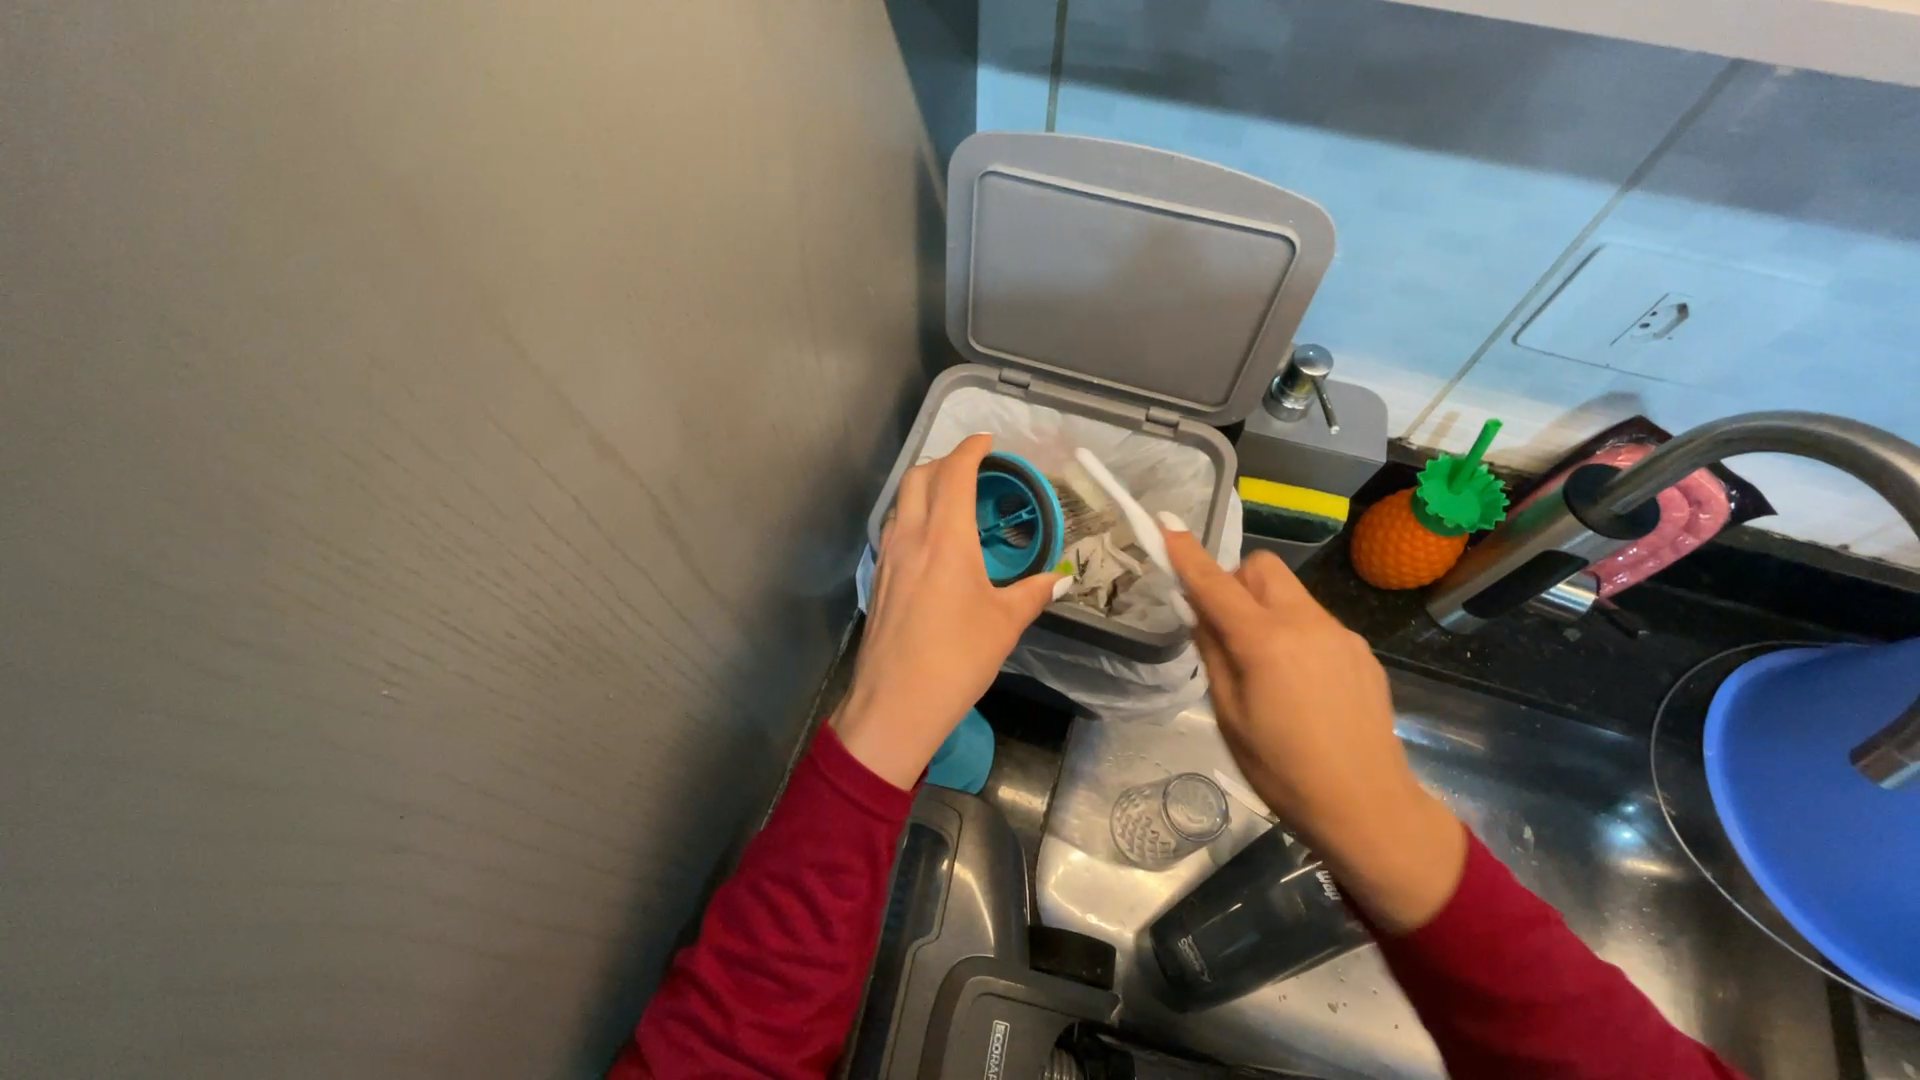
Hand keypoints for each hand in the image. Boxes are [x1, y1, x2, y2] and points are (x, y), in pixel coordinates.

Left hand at [835, 435, 1065, 789]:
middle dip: (944, 461)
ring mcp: (887, 558)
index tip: (986, 442)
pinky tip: (930, 541)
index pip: (954, 473)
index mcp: (945, 537)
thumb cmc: (957, 658)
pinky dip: (912, 516)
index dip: (970, 450)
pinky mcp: (877, 579)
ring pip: (901, 502)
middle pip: (918, 477)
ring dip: (924, 487)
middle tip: (972, 468)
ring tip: (951, 498)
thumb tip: (1058, 578)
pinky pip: (894, 529)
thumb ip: (1033, 593)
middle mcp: (910, 537)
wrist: (895, 703)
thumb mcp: (1004, 623)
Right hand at [1160, 524, 1466, 932]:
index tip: (1166, 525)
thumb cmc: (1281, 770)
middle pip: (1262, 568)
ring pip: (1291, 594)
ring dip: (1266, 608)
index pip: (1215, 584)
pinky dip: (1295, 633)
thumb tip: (1200, 613)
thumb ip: (1213, 654)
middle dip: (1236, 581)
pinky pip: (1316, 622)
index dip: (1187, 554)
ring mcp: (1341, 635)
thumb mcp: (1228, 716)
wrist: (1367, 807)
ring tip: (1264, 665)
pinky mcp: (1361, 652)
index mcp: (1265, 642)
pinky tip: (1301, 685)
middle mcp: (1306, 624)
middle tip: (1224, 624)